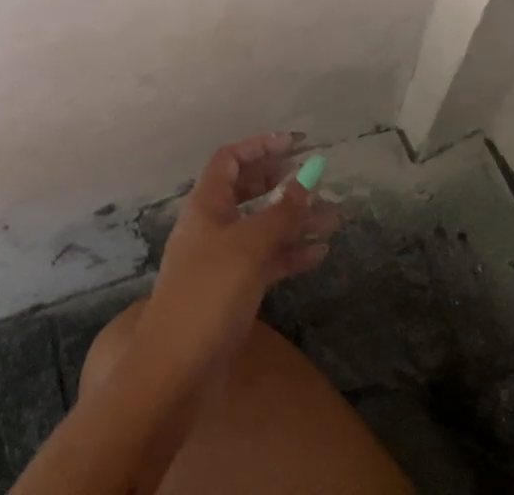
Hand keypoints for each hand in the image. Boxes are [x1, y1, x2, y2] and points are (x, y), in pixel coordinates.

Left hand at [138, 133, 339, 372]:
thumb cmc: (208, 294)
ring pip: (263, 228)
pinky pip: (267, 261)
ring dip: (296, 221)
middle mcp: (213, 227)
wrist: (178, 368)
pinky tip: (320, 253)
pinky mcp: (233, 290)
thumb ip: (280, 213)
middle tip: (317, 179)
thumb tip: (306, 181)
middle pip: (247, 191)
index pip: (230, 160)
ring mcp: (223, 260)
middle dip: (282, 183)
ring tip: (335, 218)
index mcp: (206, 206)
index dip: (260, 147)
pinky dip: (291, 254)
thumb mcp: (249, 246)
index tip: (296, 144)